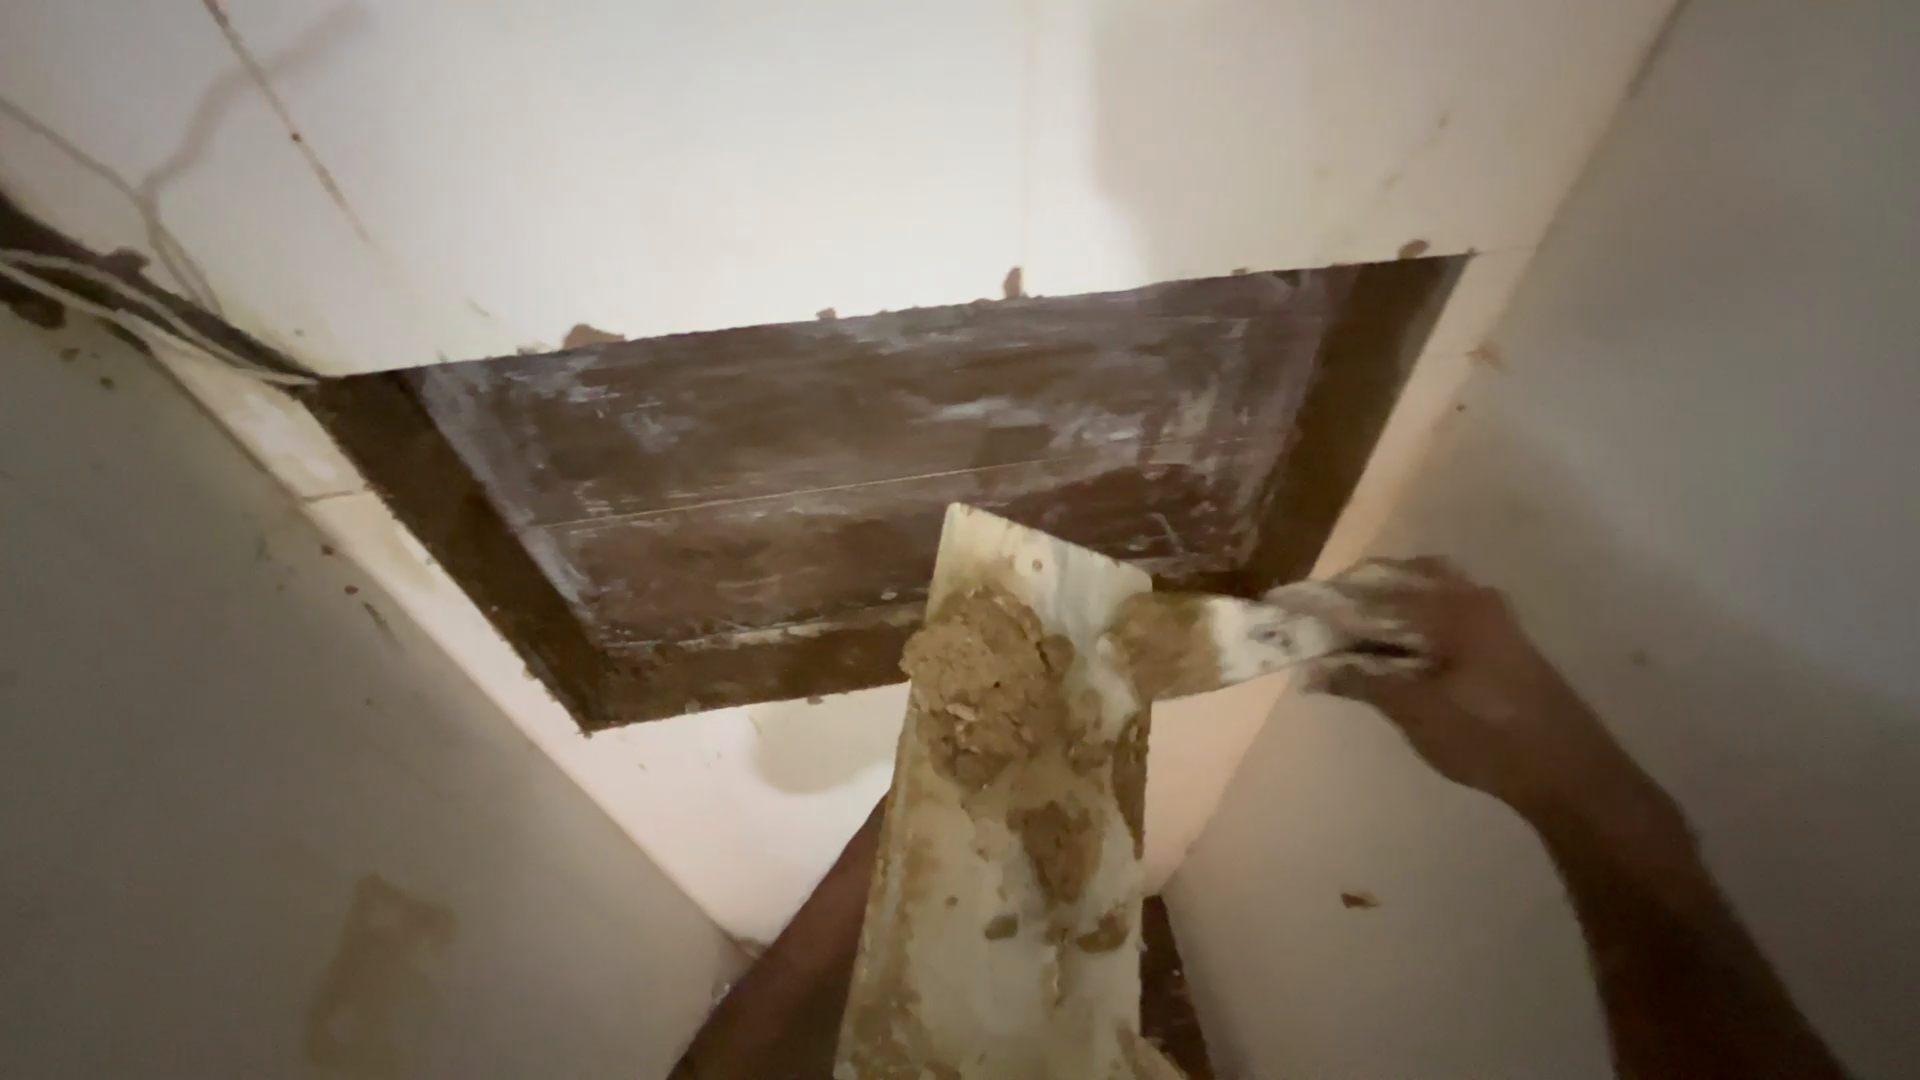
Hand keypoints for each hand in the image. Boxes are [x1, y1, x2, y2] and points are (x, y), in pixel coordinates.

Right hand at [1321, 558, 1683, 841]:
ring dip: (1386, 599)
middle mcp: (1472, 598)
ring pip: (1427, 587)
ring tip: (1352, 627)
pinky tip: (1392, 644)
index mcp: (1451, 608)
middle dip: (1357, 590)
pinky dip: (1410, 614)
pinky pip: (1444, 607)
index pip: (1372, 593)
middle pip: (1402, 575)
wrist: (1573, 776)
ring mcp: (1492, 617)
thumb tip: (1307, 671)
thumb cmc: (1489, 738)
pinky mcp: (1500, 639)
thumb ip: (1360, 682)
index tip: (1291, 606)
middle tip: (1323, 614)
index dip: (1328, 601)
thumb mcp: (1414, 712)